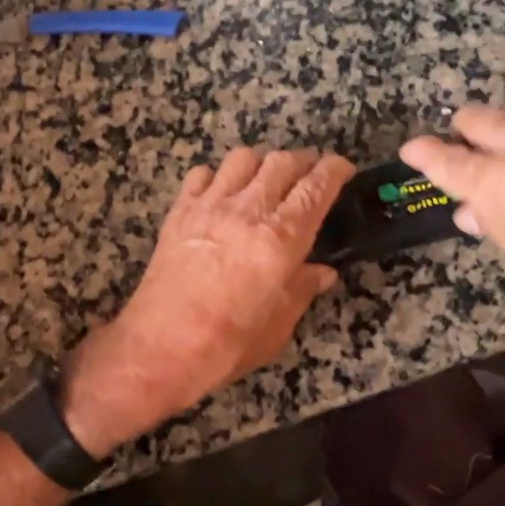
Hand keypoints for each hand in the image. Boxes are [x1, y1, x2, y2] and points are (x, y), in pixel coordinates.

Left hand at [62, 149, 355, 455]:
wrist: (161, 347)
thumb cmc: (228, 344)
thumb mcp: (278, 325)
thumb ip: (302, 290)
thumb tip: (321, 273)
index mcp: (282, 238)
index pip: (316, 186)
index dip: (335, 169)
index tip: (343, 169)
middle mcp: (248, 210)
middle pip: (281, 162)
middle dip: (303, 161)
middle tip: (311, 175)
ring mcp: (209, 207)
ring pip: (242, 158)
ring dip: (261, 163)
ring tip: (266, 180)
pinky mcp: (179, 213)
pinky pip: (202, 175)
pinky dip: (218, 176)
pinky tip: (222, 194)